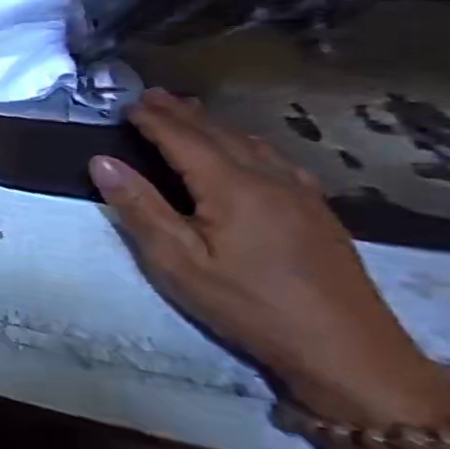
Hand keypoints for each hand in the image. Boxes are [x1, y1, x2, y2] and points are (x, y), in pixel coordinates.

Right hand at [90, 89, 449, 425]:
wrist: (347, 351)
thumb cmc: (250, 307)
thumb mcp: (179, 264)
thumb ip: (140, 209)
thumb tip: (102, 162)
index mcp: (231, 186)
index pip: (182, 139)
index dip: (153, 120)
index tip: (127, 105)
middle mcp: (267, 177)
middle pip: (217, 133)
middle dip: (181, 112)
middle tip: (151, 96)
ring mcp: (299, 192)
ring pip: (249, 142)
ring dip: (213, 123)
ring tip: (189, 112)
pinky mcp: (318, 211)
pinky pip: (275, 158)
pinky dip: (246, 142)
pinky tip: (248, 149)